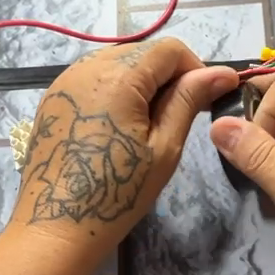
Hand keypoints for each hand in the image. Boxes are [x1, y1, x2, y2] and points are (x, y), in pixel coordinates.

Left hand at [7, 38, 238, 272]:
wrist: (56, 225)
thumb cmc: (116, 192)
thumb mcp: (163, 147)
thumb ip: (188, 101)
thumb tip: (222, 72)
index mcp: (119, 76)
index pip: (169, 49)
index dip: (194, 68)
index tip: (203, 99)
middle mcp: (87, 67)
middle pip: (140, 52)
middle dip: (166, 75)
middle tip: (178, 115)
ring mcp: (65, 82)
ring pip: (116, 63)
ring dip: (139, 83)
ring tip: (147, 125)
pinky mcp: (53, 99)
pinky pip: (92, 79)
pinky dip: (114, 91)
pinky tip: (117, 128)